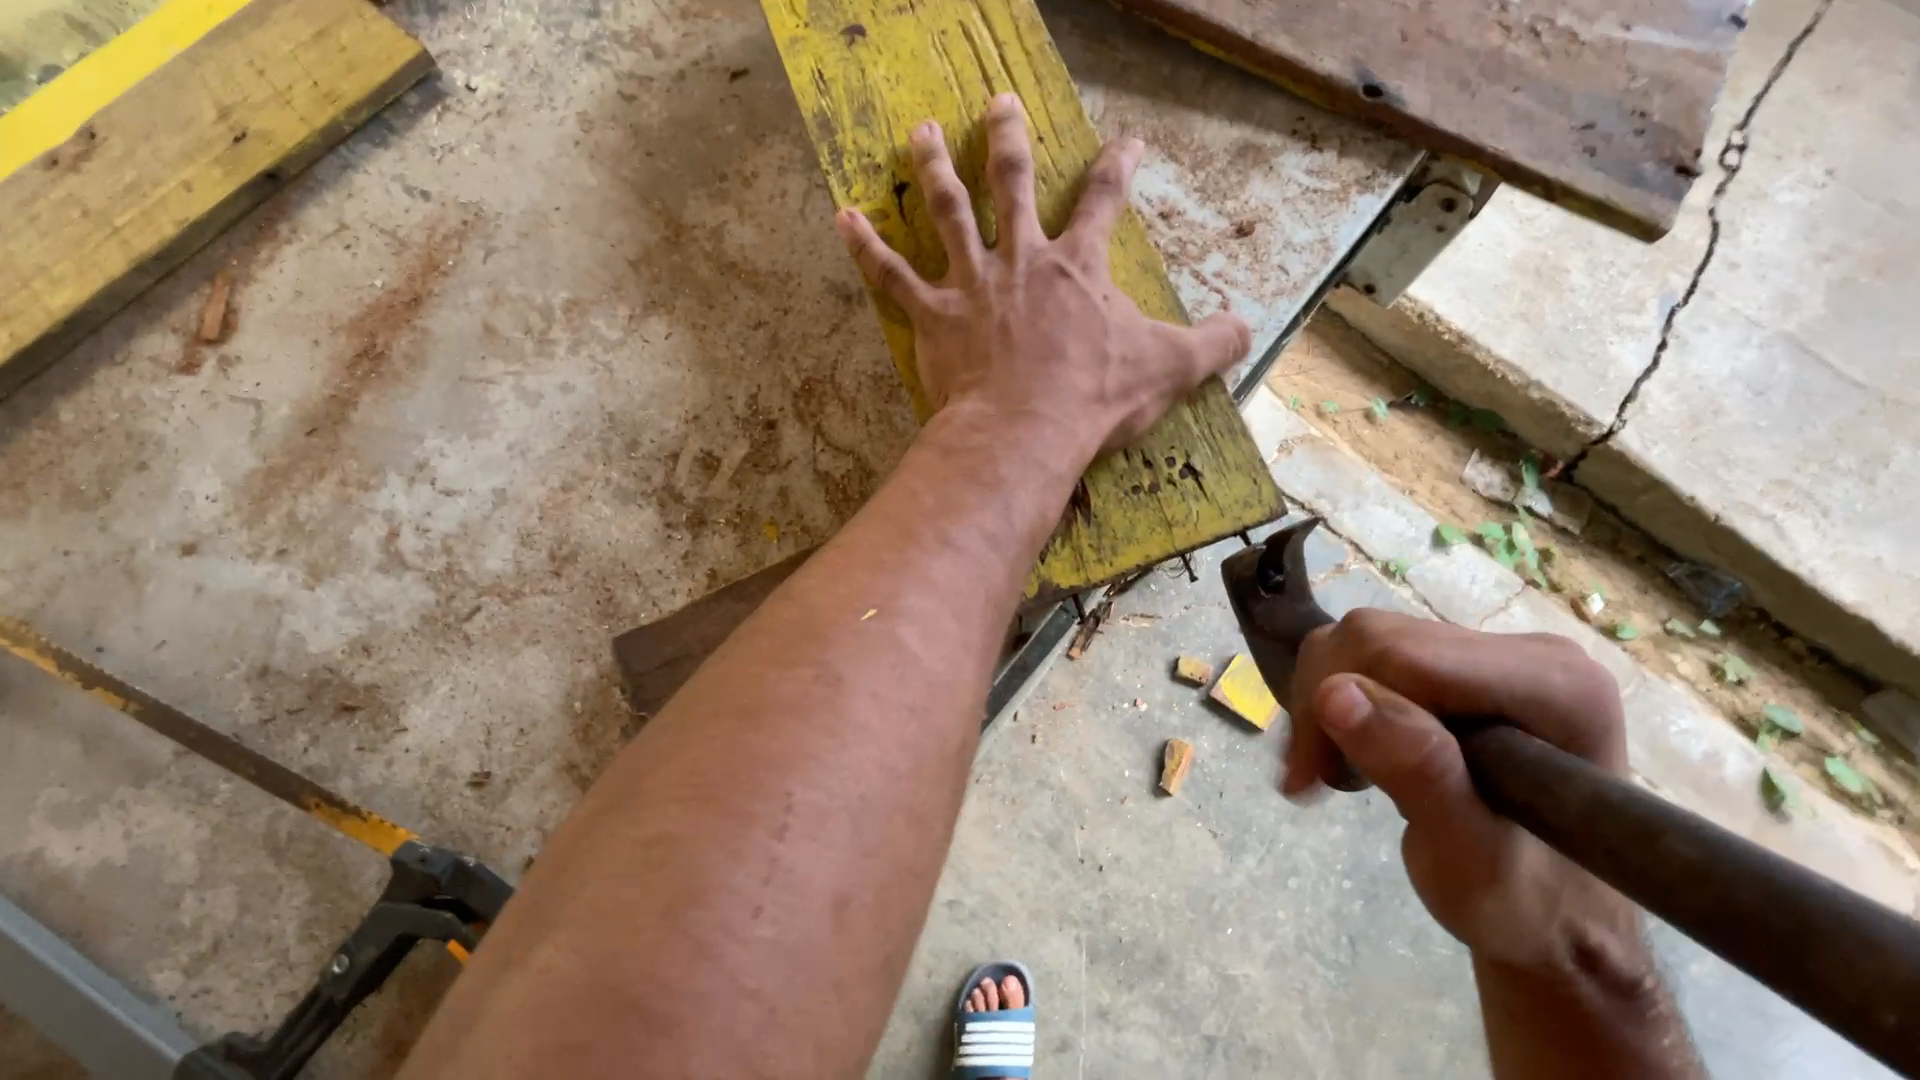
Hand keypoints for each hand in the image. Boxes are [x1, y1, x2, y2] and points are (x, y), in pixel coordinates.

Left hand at [833, 93, 1250, 461]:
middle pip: (1015, 183)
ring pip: (949, 211)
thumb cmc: (1096, 399)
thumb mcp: (1170, 369)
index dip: (1118, 168)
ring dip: (934, 167)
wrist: (1028, 430)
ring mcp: (973, 283)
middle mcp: (1023, 259)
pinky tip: (843, 215)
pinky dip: (865, 246)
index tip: (1126, 143)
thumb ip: (1213, 344)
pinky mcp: (935, 316)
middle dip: (1009, 139)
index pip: (1104, 201)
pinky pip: (892, 275)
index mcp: (1078, 267)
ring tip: (922, 130)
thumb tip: (1249, 328)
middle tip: (998, 102)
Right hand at [1284, 612, 1651, 982]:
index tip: (1315, 781)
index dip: (1340, 704)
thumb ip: (1418, 773)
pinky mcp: (1460, 661)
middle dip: (1325, 705)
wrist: (1551, 915)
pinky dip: (1334, 699)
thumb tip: (1336, 692)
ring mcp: (1492, 653)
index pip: (1403, 655)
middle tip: (1317, 781)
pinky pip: (1367, 652)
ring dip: (1323, 704)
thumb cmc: (1525, 905)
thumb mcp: (1470, 859)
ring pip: (1361, 640)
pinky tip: (1343, 750)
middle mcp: (1528, 652)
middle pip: (1376, 639)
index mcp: (1556, 686)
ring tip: (1334, 774)